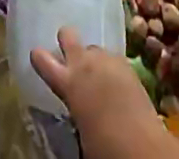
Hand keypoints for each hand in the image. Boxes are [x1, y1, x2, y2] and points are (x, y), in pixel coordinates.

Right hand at [31, 26, 159, 139]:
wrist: (140, 143)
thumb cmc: (102, 143)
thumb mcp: (78, 124)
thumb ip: (72, 103)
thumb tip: (75, 103)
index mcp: (67, 82)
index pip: (41, 58)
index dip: (38, 56)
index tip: (38, 57)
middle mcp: (83, 63)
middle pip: (67, 34)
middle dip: (66, 40)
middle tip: (71, 58)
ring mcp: (106, 59)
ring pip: (93, 47)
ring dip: (92, 59)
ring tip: (99, 78)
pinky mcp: (126, 63)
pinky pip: (112, 58)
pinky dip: (111, 67)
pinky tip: (116, 83)